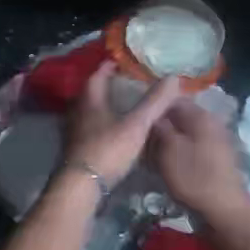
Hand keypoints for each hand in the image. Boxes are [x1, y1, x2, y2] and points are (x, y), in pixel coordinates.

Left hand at [63, 62, 183, 184]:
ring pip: (89, 114)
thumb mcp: (136, 125)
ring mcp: (74, 134)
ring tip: (124, 110)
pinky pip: (90, 132)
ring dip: (104, 109)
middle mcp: (78, 114)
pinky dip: (103, 128)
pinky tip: (116, 136)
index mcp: (90, 102)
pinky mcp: (77, 152)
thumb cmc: (107, 150)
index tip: (121, 62)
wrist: (81, 187)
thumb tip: (174, 78)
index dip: (108, 67)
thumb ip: (154, 102)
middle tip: (126, 86)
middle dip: (107, 88)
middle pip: (91, 95)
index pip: (96, 76)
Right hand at [151, 100, 249, 219]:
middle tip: (140, 138)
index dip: (153, 106)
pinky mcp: (215, 159)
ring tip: (149, 153)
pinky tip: (166, 165)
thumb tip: (153, 114)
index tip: (137, 117)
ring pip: (184, 134)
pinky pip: (191, 148)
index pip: (173, 99)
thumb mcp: (170, 150)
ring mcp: (215, 141)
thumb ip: (160, 127)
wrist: (225, 210)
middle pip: (179, 117)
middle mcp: (211, 123)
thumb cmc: (195, 177)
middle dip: (160, 126)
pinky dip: (178, 153)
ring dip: (168, 142)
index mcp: (201, 115)